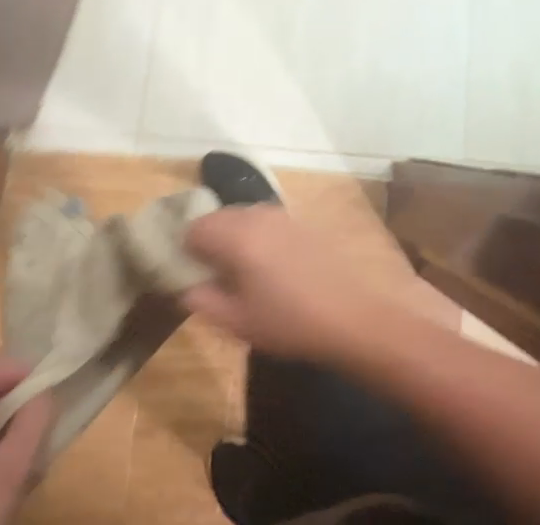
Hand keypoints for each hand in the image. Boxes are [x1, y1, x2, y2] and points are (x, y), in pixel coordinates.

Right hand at [181, 206, 388, 361]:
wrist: (353, 317)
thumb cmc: (290, 323)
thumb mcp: (237, 322)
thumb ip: (202, 300)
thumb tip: (186, 286)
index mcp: (236, 235)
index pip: (195, 227)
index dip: (187, 250)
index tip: (192, 275)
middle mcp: (258, 216)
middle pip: (219, 217)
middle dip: (210, 241)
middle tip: (214, 276)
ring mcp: (284, 215)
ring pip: (244, 216)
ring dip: (235, 237)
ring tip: (243, 273)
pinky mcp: (304, 223)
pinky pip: (267, 221)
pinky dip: (259, 236)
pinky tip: (272, 268)